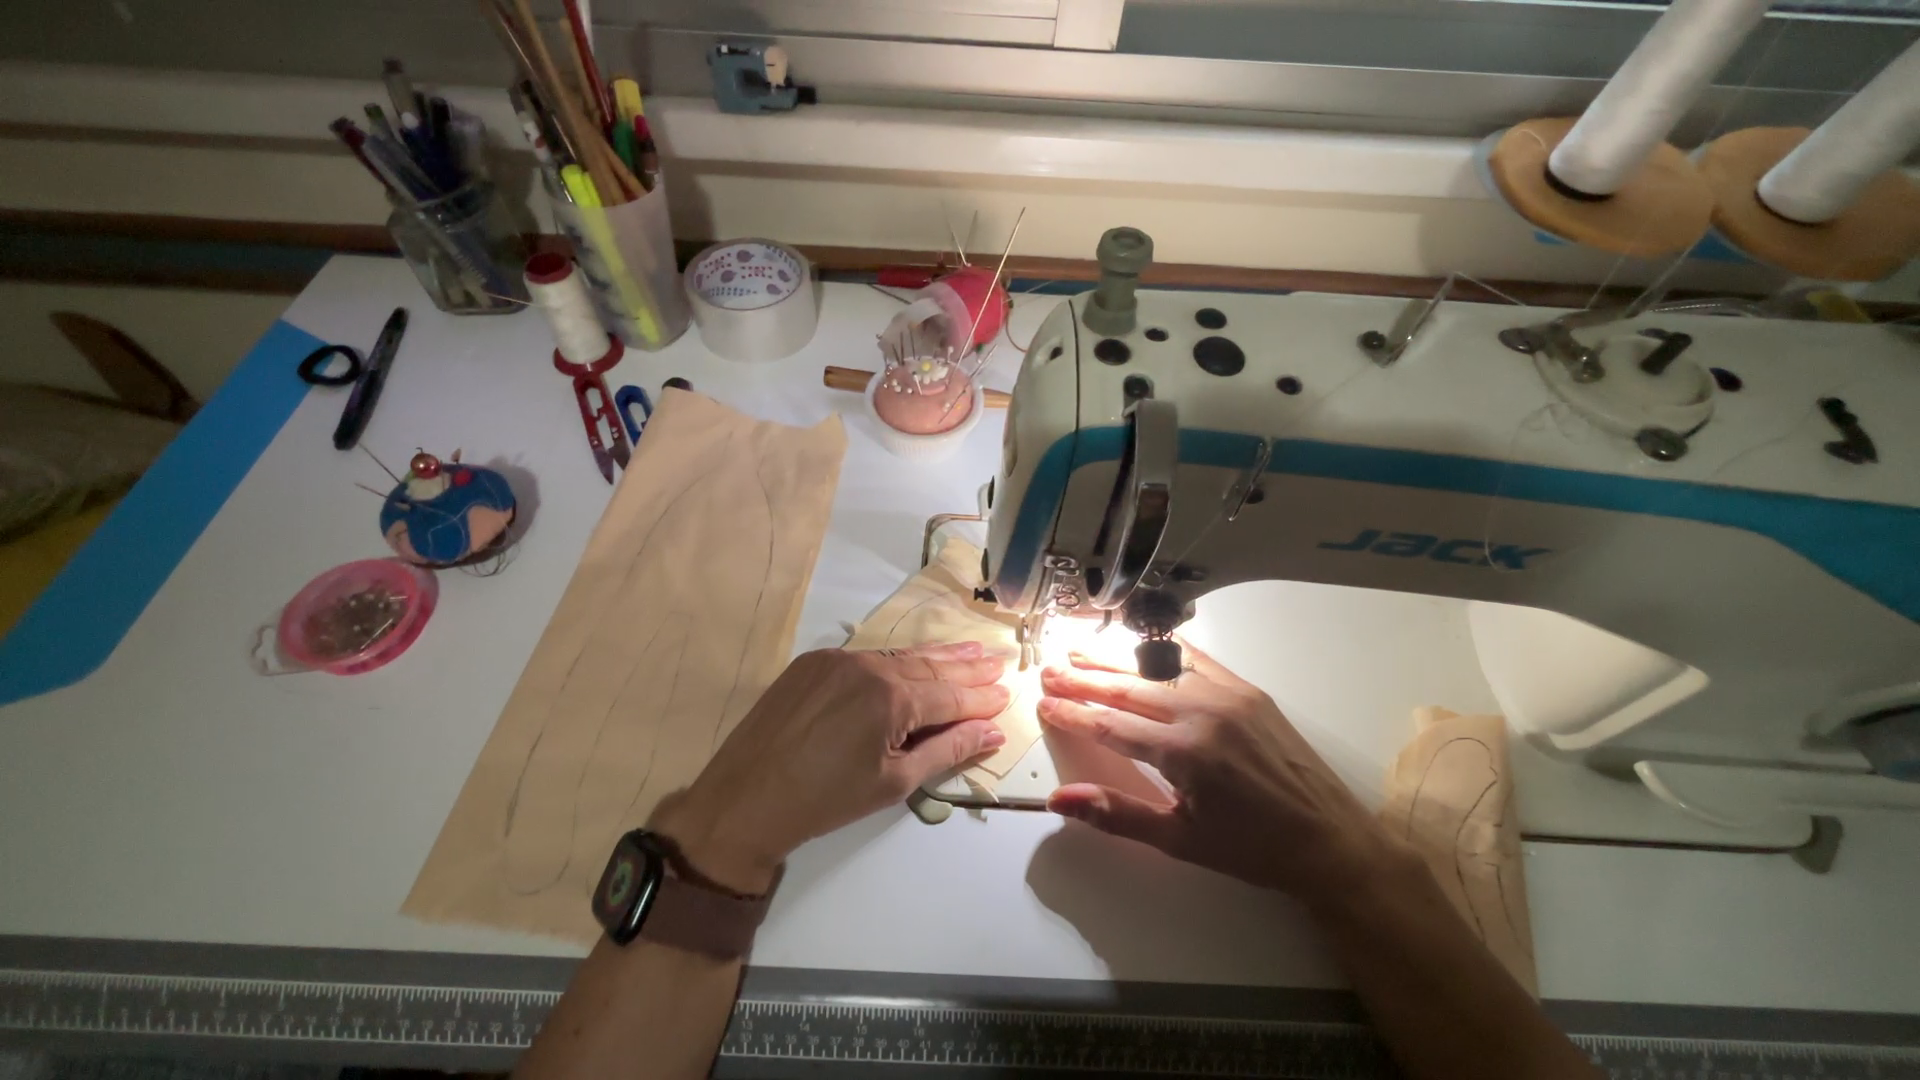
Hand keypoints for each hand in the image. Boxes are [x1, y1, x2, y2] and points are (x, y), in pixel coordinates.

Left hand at [654, 643, 1010, 891]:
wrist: (744, 799)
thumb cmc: (825, 801)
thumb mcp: (894, 782)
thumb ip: (947, 751)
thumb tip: (992, 731)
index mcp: (890, 698)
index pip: (950, 695)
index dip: (980, 697)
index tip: (1006, 693)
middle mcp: (867, 666)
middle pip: (928, 667)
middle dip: (966, 667)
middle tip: (997, 660)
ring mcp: (836, 659)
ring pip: (898, 657)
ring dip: (935, 657)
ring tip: (969, 651)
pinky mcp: (812, 663)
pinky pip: (866, 657)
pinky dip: (896, 661)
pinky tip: (913, 661)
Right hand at [1038, 642, 1406, 909]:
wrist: (1330, 840)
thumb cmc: (1251, 849)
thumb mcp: (1179, 840)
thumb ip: (1116, 814)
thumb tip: (1058, 800)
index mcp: (1184, 753)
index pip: (1111, 725)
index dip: (1073, 714)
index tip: (1044, 704)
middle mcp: (1203, 712)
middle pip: (1128, 688)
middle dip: (1084, 678)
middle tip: (1050, 670)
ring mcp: (1229, 695)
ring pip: (1158, 668)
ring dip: (1116, 659)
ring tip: (1081, 651)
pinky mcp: (1249, 690)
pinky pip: (1198, 659)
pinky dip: (1164, 649)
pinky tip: (1141, 641)